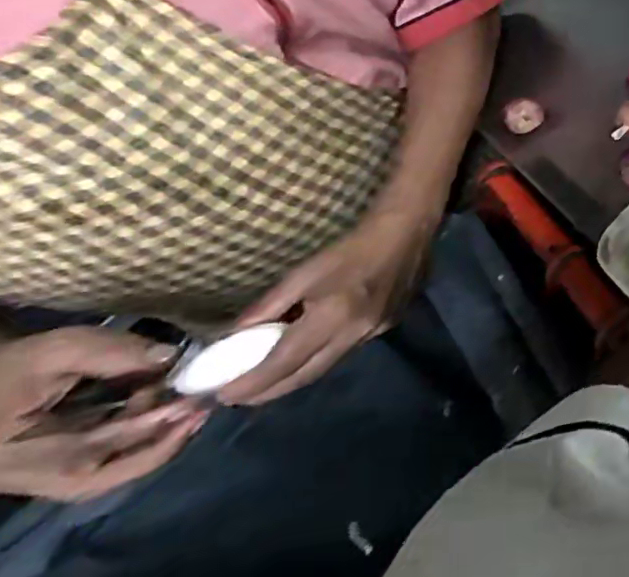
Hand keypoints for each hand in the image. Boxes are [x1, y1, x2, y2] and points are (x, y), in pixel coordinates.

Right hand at [0, 328, 206, 500]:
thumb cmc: (9, 364)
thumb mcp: (60, 347)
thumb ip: (114, 352)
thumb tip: (172, 356)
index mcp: (5, 458)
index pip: (82, 453)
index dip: (139, 431)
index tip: (186, 405)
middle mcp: (19, 479)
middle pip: (98, 479)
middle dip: (155, 449)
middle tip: (199, 415)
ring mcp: (38, 477)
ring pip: (109, 471)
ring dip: (154, 440)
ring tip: (191, 405)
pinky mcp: (58, 464)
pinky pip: (106, 459)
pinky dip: (142, 435)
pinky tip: (170, 406)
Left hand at [217, 210, 436, 405]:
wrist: (406, 232)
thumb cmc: (352, 248)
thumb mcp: (305, 272)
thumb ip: (269, 305)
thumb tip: (233, 335)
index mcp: (332, 317)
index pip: (283, 363)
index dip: (251, 383)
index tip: (223, 396)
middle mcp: (355, 333)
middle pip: (305, 375)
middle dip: (269, 391)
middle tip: (240, 396)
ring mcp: (375, 332)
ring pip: (328, 366)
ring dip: (296, 377)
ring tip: (270, 379)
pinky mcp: (388, 327)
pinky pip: (348, 350)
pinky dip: (323, 356)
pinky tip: (314, 349)